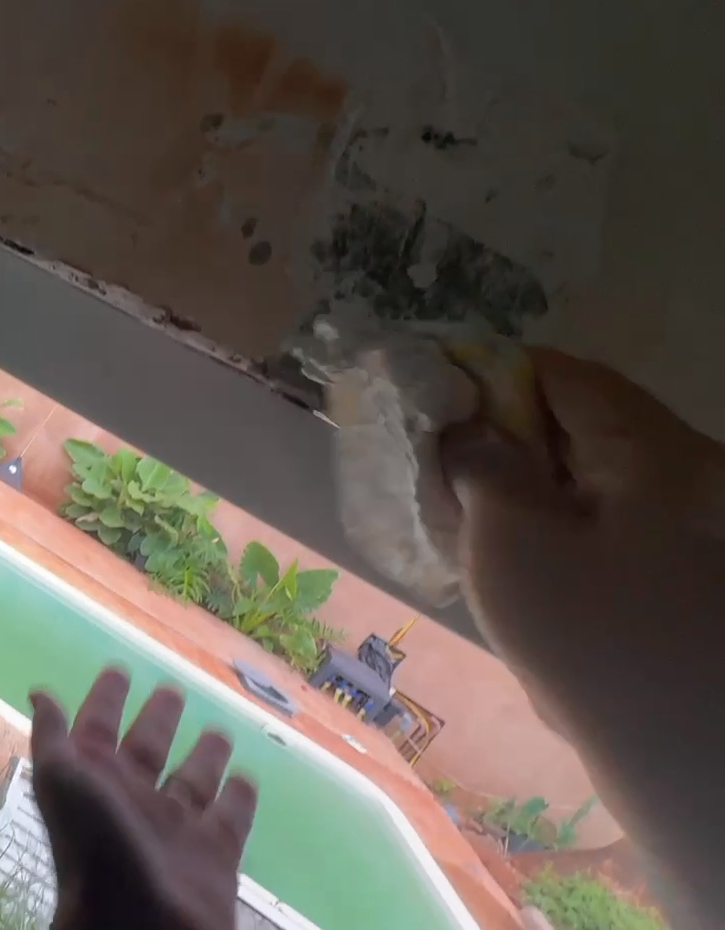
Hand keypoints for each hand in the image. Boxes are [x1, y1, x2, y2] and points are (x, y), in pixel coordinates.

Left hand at [29, 668, 255, 929]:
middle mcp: (131, 796)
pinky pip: (229, 820)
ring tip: (219, 728)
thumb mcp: (59, 778)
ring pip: (192, 779)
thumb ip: (52, 736)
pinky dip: (239, 799)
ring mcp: (172, 827)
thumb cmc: (92, 845)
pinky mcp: (213, 858)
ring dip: (204, 755)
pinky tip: (248, 778)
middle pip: (147, 746)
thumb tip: (39, 693)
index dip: (106, 697)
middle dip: (157, 718)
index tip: (119, 669)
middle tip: (173, 688)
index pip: (98, 724)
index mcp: (92, 775)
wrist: (136, 925)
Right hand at [441, 347, 724, 925]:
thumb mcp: (511, 537)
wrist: (679, 747)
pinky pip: (600, 510)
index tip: (426, 392)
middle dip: (496, 427)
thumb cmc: (589, 630)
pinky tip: (507, 545)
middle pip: (577, 420)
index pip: (563, 375)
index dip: (488, 371)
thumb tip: (462, 426)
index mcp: (659, 457)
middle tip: (432, 455)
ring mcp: (692, 525)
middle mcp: (691, 476)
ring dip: (515, 473)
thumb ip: (481, 465)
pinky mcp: (679, 566)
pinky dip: (545, 511)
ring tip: (458, 503)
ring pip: (584, 468)